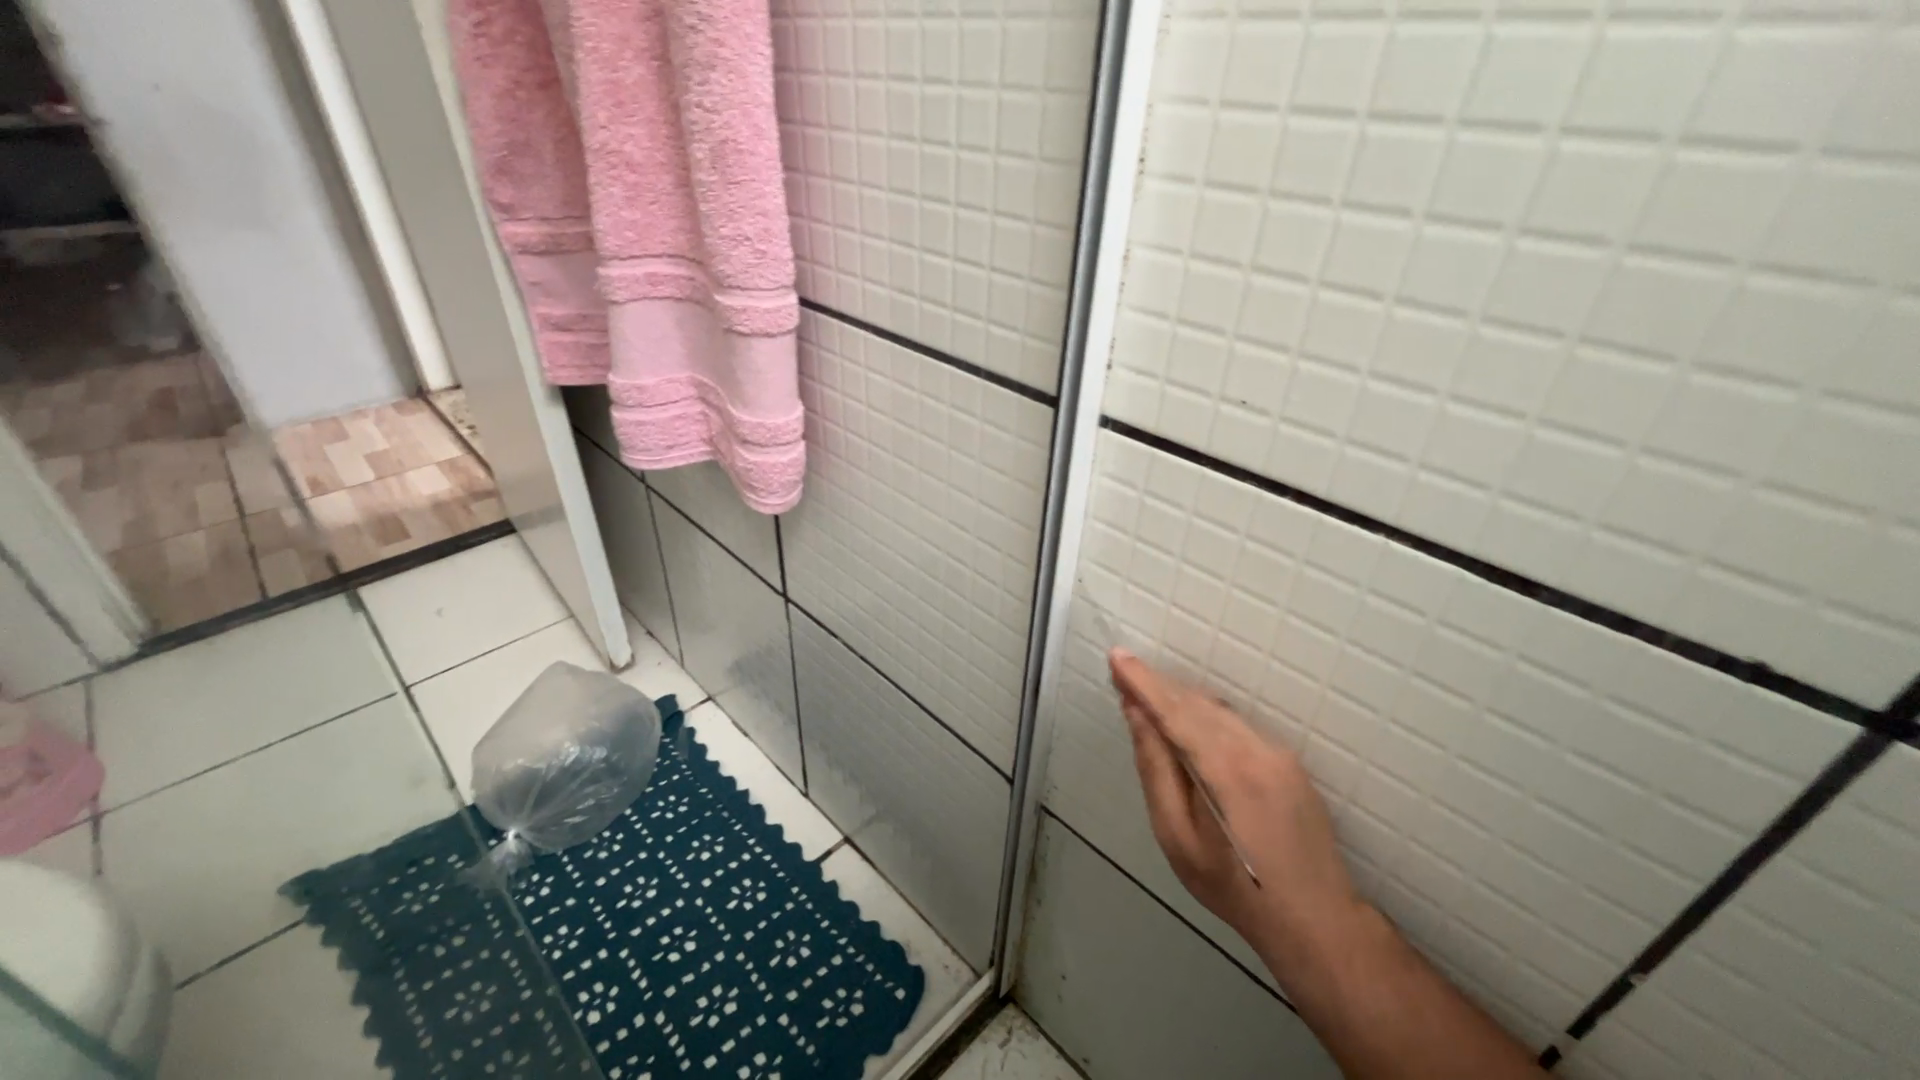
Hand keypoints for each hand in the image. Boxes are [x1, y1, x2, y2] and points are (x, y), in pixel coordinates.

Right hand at [1109, 648, 1364, 974]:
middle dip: (1157, 686)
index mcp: (1226, 770)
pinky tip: (1187, 724)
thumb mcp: (1177, 837)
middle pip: (1197, 704)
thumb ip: (1156, 770)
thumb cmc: (1232, 888)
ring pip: (1219, 712)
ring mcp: (1278, 753)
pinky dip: (1206, 717)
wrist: (1313, 917)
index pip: (1175, 711)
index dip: (1143, 682)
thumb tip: (1137, 715)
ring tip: (1145, 697)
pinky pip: (1238, 726)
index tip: (1116, 657)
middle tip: (1122, 674)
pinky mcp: (1288, 762)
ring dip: (1181, 700)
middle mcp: (1256, 749)